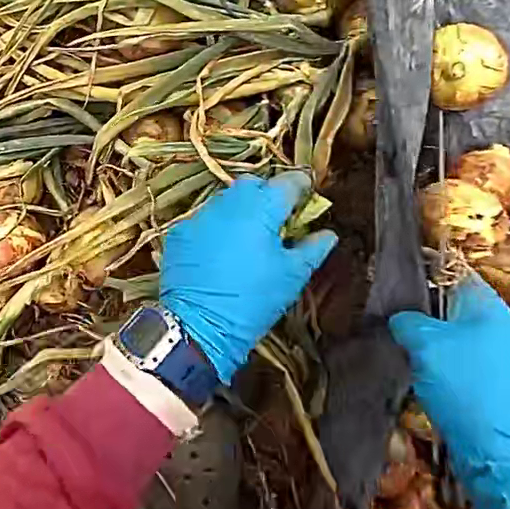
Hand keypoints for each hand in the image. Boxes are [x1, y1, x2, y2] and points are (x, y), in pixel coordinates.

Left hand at [159, 172, 336, 382]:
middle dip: (269, 195)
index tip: (308, 201)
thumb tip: (327, 234)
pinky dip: (219, 227)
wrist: (198, 326)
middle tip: (279, 222)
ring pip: (228, 199)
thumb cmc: (253, 300)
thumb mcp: (292, 276)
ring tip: (250, 239)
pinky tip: (223, 252)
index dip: (302, 188)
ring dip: (243, 210)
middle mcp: (229, 202)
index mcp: (261, 207)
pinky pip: (206, 219)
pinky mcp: (182, 232)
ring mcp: (201, 215)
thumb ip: (313, 249)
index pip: (289, 182)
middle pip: (255, 184)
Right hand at [388, 274, 509, 508]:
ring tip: (405, 341)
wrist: (500, 454)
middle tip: (394, 311)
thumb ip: (408, 321)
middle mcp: (505, 325)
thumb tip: (400, 316)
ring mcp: (507, 354)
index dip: (425, 267)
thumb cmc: (464, 388)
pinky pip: (469, 354)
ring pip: (462, 330)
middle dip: (426, 305)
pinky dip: (446, 356)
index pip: (456, 270)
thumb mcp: (425, 346)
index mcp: (491, 307)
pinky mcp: (502, 381)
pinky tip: (425, 369)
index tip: (396, 273)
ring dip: (434, 334)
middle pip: (459, 300)